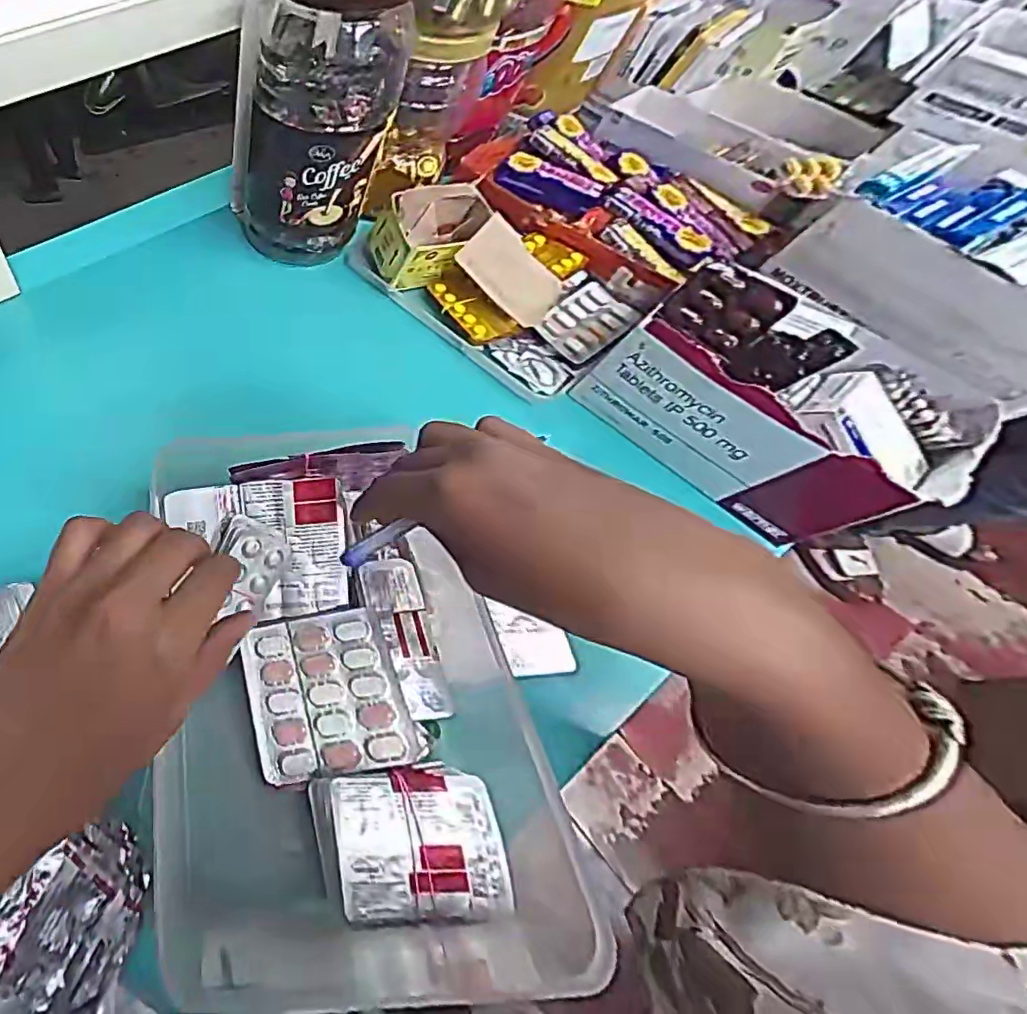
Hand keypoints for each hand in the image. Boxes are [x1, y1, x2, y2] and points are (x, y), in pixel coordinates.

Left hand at [0, 513, 253, 851]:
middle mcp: (127, 606)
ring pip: (137, 526)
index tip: (224, 578)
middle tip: (195, 569)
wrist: (15, 765)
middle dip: (198, 551)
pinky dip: (104, 531)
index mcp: (165, 645)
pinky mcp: (49, 584)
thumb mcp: (170, 712)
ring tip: (157, 559)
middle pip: (180, 542)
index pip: (216, 575)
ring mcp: (84, 589)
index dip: (228, 572)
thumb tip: (239, 619)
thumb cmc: (96, 754)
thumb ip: (210, 657)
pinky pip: (81, 529)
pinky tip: (112, 553)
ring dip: (158, 536)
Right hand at [354, 418, 834, 698]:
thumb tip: (431, 526)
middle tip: (403, 522)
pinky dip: (470, 454)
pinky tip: (490, 485)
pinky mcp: (538, 445)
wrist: (659, 573)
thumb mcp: (485, 576)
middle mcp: (469, 453)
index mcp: (447, 490)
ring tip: (445, 500)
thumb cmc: (564, 591)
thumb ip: (446, 540)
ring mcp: (506, 442)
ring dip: (431, 464)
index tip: (367, 529)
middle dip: (397, 488)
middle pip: (409, 459)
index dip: (368, 513)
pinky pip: (483, 436)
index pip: (385, 492)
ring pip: (443, 438)